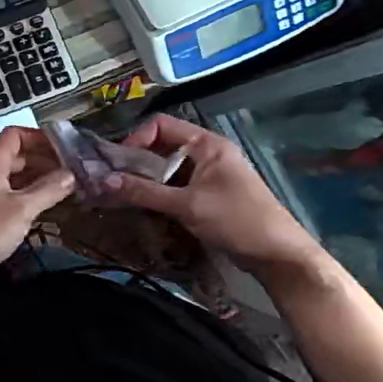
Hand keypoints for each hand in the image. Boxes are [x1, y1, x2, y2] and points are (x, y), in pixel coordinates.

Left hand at [0, 127, 73, 280]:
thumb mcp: (23, 209)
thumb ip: (49, 189)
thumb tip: (69, 176)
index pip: (14, 134)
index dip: (39, 137)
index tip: (63, 147)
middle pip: (15, 153)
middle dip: (43, 157)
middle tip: (69, 167)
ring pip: (13, 173)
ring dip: (37, 175)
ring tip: (63, 184)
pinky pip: (9, 190)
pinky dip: (27, 191)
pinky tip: (45, 201)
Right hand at [104, 114, 322, 268]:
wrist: (278, 255)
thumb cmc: (236, 221)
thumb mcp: (186, 206)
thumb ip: (144, 192)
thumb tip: (103, 181)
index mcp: (207, 144)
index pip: (161, 125)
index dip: (136, 139)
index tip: (118, 163)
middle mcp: (208, 152)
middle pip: (163, 145)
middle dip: (137, 161)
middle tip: (114, 180)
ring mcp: (210, 173)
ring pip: (169, 167)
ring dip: (147, 178)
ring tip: (124, 194)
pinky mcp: (210, 193)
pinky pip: (178, 184)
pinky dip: (160, 191)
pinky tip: (146, 205)